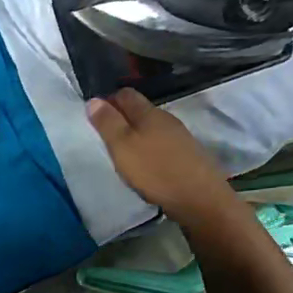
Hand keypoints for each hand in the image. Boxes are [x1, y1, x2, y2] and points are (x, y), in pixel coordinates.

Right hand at [86, 89, 238, 225]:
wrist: (199, 198)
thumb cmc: (154, 170)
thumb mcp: (122, 146)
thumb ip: (107, 123)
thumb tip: (93, 100)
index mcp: (148, 113)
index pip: (125, 94)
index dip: (109, 100)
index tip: (95, 117)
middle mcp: (166, 119)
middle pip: (139, 109)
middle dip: (122, 116)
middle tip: (106, 135)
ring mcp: (179, 135)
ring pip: (151, 126)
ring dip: (136, 133)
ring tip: (124, 150)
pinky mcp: (187, 153)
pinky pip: (162, 141)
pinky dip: (150, 146)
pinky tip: (146, 162)